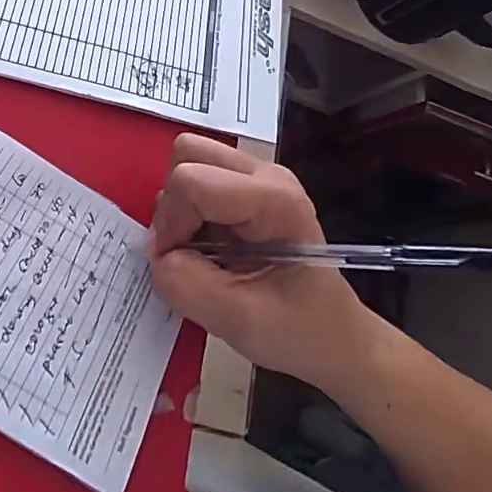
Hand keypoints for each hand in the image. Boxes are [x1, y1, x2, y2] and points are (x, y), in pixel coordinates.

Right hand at [147, 135, 383, 390]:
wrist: (334, 338)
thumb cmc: (300, 331)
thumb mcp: (241, 321)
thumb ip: (189, 286)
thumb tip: (157, 256)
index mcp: (275, 200)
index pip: (192, 180)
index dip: (170, 222)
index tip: (174, 265)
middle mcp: (266, 174)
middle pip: (189, 153)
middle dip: (172, 203)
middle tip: (183, 252)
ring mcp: (258, 176)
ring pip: (190, 161)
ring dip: (180, 209)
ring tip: (200, 255)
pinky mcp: (246, 188)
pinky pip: (199, 179)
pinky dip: (188, 212)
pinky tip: (207, 249)